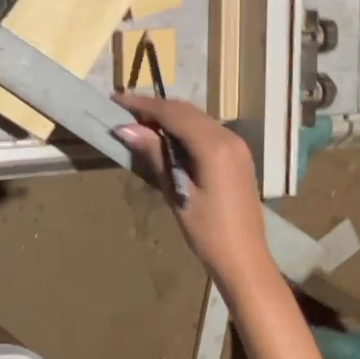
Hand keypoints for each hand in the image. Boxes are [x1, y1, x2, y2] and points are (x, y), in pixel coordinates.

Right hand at [112, 95, 269, 279]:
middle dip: (154, 107)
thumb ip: (154, 155)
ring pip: (196, 118)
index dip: (143, 105)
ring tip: (138, 122)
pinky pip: (206, 130)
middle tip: (122, 110)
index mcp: (214, 147)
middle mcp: (229, 137)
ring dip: (168, 116)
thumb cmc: (207, 231)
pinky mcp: (237, 155)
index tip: (115, 101)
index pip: (173, 113)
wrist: (244, 258)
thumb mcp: (176, 192)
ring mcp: (236, 145)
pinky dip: (183, 127)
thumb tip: (125, 128)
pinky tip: (164, 137)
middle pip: (186, 111)